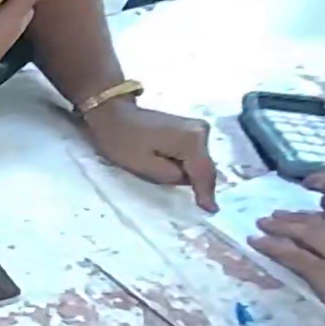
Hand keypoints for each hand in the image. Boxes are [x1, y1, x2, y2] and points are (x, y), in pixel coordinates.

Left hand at [82, 99, 217, 211]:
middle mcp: (202, 132)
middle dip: (191, 181)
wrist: (113, 114)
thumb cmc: (121, 140)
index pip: (204, 173)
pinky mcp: (188, 130)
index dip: (206, 193)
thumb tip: (186, 179)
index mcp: (192, 141)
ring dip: (183, 172)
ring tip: (157, 171)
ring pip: (196, 161)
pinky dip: (181, 164)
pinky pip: (190, 154)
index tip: (211, 211)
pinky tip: (163, 165)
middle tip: (171, 189)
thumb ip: (168, 175)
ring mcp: (197, 129)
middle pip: (202, 167)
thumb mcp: (141, 165)